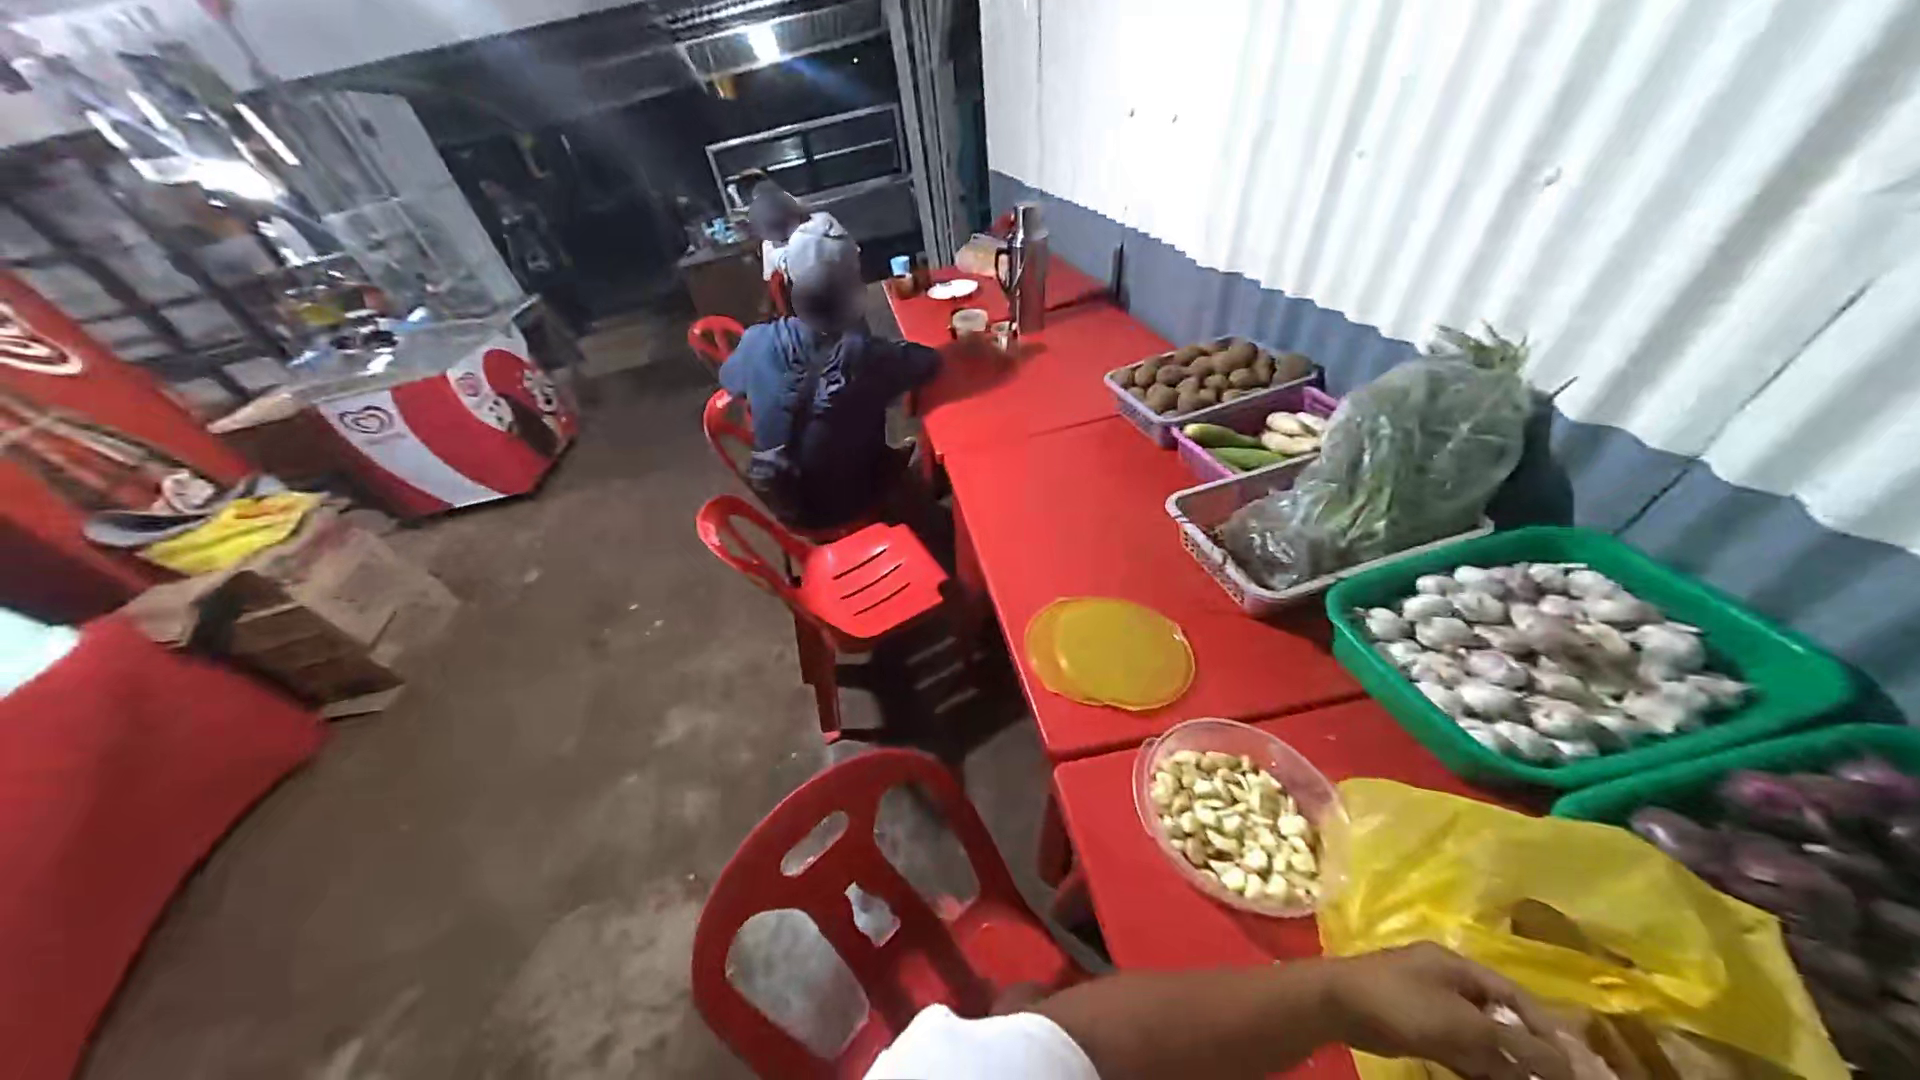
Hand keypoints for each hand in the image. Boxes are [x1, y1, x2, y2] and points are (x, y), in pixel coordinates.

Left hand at [1320, 943, 1572, 1079]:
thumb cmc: (1402, 1003)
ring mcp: (1430, 1004)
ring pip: (1481, 1038)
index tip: (1575, 1066)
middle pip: (1499, 1018)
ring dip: (1507, 1066)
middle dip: (1530, 1052)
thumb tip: (1561, 1066)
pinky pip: (1460, 1049)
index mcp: (1456, 966)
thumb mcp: (1465, 1024)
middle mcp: (1446, 981)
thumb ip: (1514, 1045)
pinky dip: (1482, 1068)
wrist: (1340, 1004)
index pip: (1514, 994)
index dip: (1547, 1029)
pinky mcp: (1417, 1028)